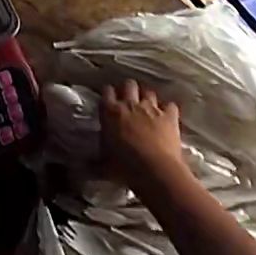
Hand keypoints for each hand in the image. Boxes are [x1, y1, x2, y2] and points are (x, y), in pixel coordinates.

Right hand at [100, 80, 187, 196]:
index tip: (108, 97)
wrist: (155, 170)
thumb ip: (96, 159)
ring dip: (147, 98)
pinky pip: (169, 106)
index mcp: (111, 113)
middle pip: (129, 84)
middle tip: (128, 99)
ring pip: (149, 92)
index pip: (106, 91)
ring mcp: (152, 108)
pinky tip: (167, 117)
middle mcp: (131, 104)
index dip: (108, 92)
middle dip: (128, 88)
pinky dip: (168, 110)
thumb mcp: (104, 164)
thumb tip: (86, 165)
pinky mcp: (169, 115)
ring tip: (147, 107)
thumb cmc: (124, 167)